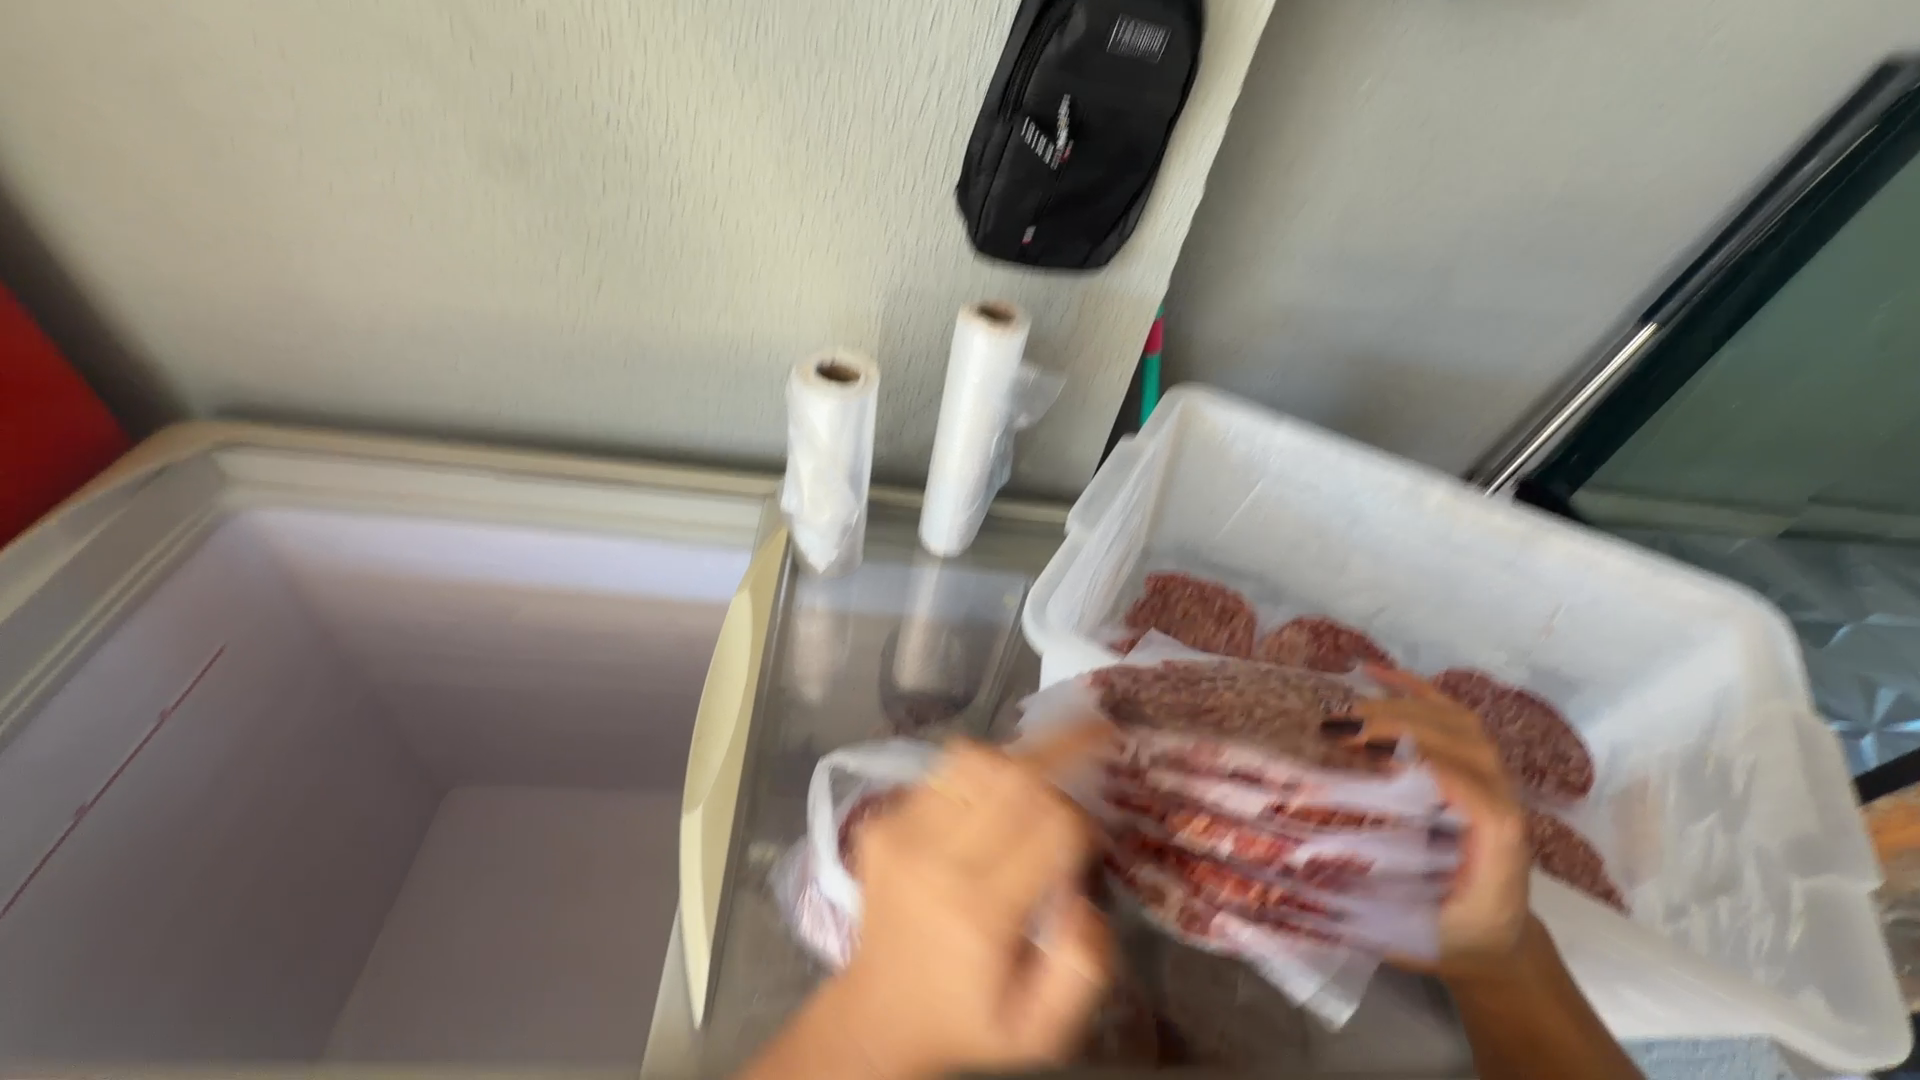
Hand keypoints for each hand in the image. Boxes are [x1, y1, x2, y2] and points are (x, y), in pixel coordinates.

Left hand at [821, 724, 1115, 1079]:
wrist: (877, 1015)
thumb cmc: (969, 1019)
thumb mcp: (1040, 1030)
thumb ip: (1081, 969)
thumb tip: (1084, 897)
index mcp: (982, 913)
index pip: (1050, 826)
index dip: (1081, 820)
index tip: (1089, 837)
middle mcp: (936, 862)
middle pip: (1014, 776)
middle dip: (1061, 754)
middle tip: (1091, 743)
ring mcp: (900, 834)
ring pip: (973, 758)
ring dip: (1016, 758)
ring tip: (1040, 769)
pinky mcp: (880, 824)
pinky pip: (941, 772)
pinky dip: (976, 772)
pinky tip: (990, 795)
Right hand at [1348, 667, 1532, 977]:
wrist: (1499, 943)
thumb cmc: (1453, 938)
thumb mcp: (1417, 933)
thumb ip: (1372, 902)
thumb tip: (1307, 860)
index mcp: (1495, 842)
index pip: (1467, 785)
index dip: (1418, 758)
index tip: (1356, 748)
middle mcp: (1504, 801)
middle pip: (1463, 741)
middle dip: (1399, 723)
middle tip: (1335, 724)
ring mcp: (1495, 781)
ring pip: (1460, 722)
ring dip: (1404, 703)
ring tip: (1348, 703)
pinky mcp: (1477, 770)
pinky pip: (1455, 717)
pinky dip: (1416, 690)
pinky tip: (1374, 673)